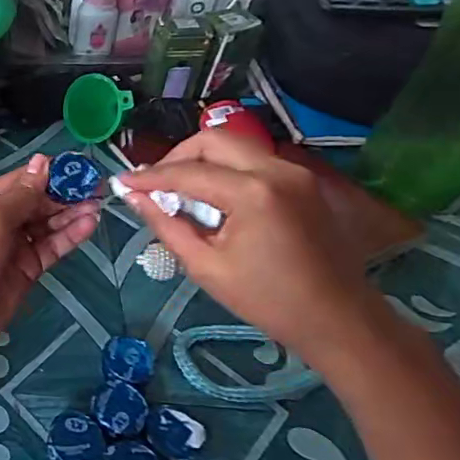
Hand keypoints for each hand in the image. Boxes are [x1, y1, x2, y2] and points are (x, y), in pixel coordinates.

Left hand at [0, 154, 99, 409]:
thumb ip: (21, 194)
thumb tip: (43, 162)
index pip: (19, 182)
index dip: (47, 174)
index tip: (77, 166)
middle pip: (36, 202)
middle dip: (64, 194)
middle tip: (97, 186)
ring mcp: (14, 246)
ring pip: (47, 224)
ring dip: (71, 214)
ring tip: (98, 204)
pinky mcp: (28, 269)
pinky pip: (52, 247)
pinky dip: (70, 236)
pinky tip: (88, 224)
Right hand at [115, 130, 378, 354]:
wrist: (339, 319)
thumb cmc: (268, 300)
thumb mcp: (205, 266)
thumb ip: (166, 224)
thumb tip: (134, 197)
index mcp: (253, 192)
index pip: (187, 172)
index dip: (148, 177)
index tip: (121, 183)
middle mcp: (277, 170)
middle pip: (212, 140)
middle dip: (177, 157)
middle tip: (154, 184)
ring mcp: (295, 173)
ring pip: (234, 146)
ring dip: (201, 162)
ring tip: (180, 192)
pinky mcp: (303, 182)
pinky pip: (254, 161)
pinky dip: (225, 170)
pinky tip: (212, 198)